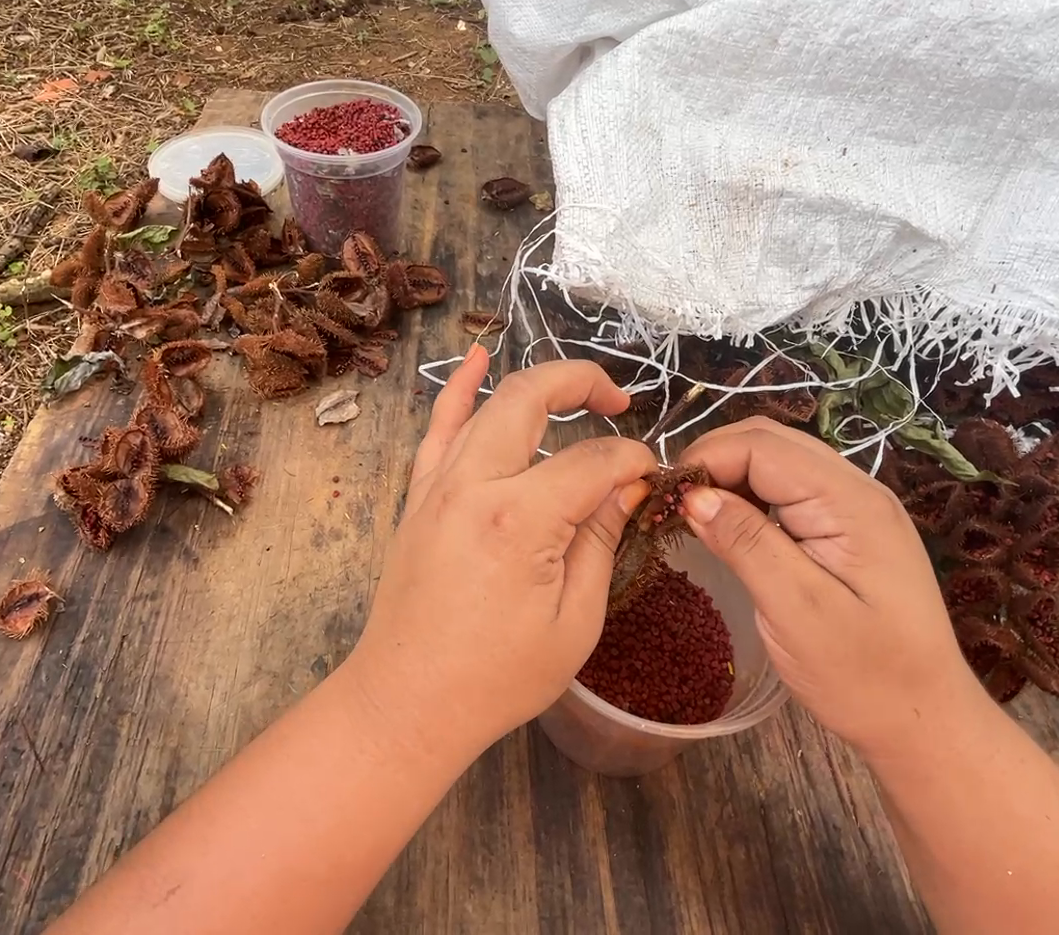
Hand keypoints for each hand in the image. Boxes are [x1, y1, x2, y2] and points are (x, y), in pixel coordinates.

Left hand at [343, 346, 655, 754]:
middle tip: (620, 402)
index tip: (650, 476)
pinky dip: (460, 389)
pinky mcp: (419, 495)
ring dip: (536, 384)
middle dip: (583, 383)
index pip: (591, 461)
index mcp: (517, 519)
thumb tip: (627, 487)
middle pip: (530, 398)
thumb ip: (600, 539)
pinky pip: (439, 427)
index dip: (630, 461)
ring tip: (579, 387)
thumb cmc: (496, 677)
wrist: (408, 698)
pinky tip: (480, 359)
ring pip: (487, 404)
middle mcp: (472, 484)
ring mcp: (437, 484)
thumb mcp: (573, 621)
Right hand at [677, 418, 985, 759]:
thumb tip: (692, 495)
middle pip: (768, 440)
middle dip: (713, 460)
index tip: (666, 500)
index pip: (762, 446)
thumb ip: (746, 543)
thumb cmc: (863, 675)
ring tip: (693, 514)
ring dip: (728, 475)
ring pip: (775, 459)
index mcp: (850, 502)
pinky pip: (786, 488)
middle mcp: (855, 489)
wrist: (924, 722)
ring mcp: (853, 506)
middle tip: (673, 505)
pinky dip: (747, 495)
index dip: (706, 459)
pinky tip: (727, 526)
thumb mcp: (797, 611)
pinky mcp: (844, 527)